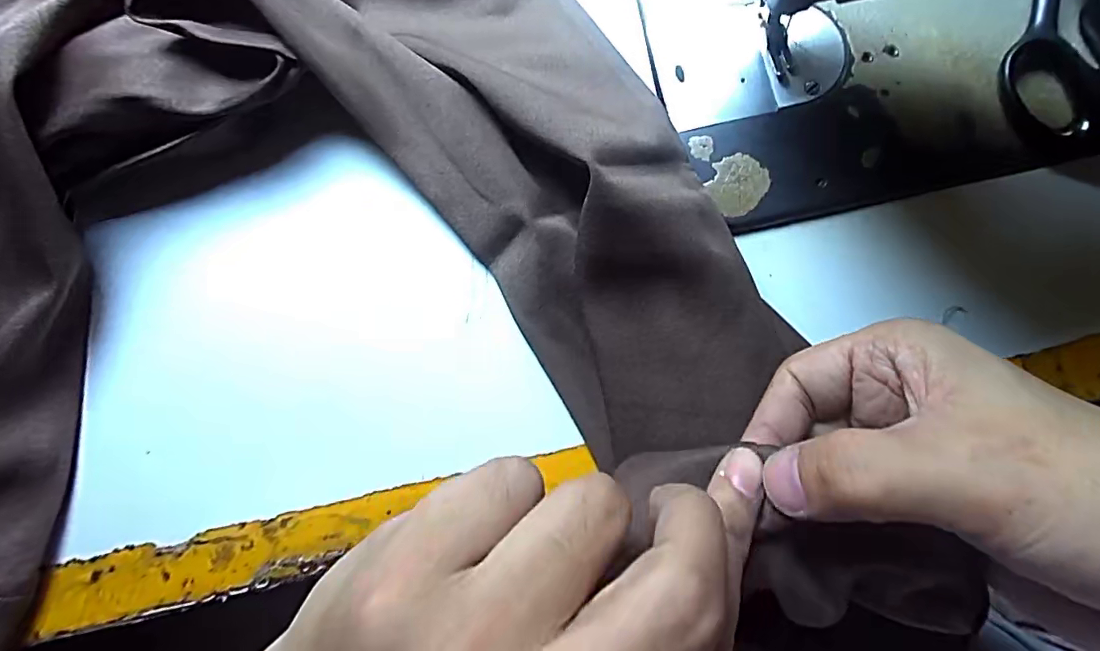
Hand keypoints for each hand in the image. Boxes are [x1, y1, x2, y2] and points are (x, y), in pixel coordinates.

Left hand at [271, 449, 765, 650]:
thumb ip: (686, 593)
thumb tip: (739, 475)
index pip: (684, 584)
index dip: (702, 529)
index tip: (678, 520)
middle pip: (604, 510)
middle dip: (609, 523)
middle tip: (581, 568)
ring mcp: (416, 624)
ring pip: (541, 481)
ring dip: (540, 519)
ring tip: (503, 583)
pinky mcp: (360, 586)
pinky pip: (475, 481)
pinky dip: (484, 514)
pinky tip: (454, 578)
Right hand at [743, 320, 1099, 650]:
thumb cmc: (1078, 490)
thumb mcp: (962, 471)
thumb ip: (855, 472)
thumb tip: (755, 479)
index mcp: (905, 360)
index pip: (804, 378)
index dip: (765, 429)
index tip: (736, 502)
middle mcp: (904, 403)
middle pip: (812, 432)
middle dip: (779, 485)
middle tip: (743, 559)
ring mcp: (922, 464)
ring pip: (835, 485)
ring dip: (806, 528)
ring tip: (774, 585)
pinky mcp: (938, 519)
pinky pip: (868, 528)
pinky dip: (841, 555)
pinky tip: (821, 593)